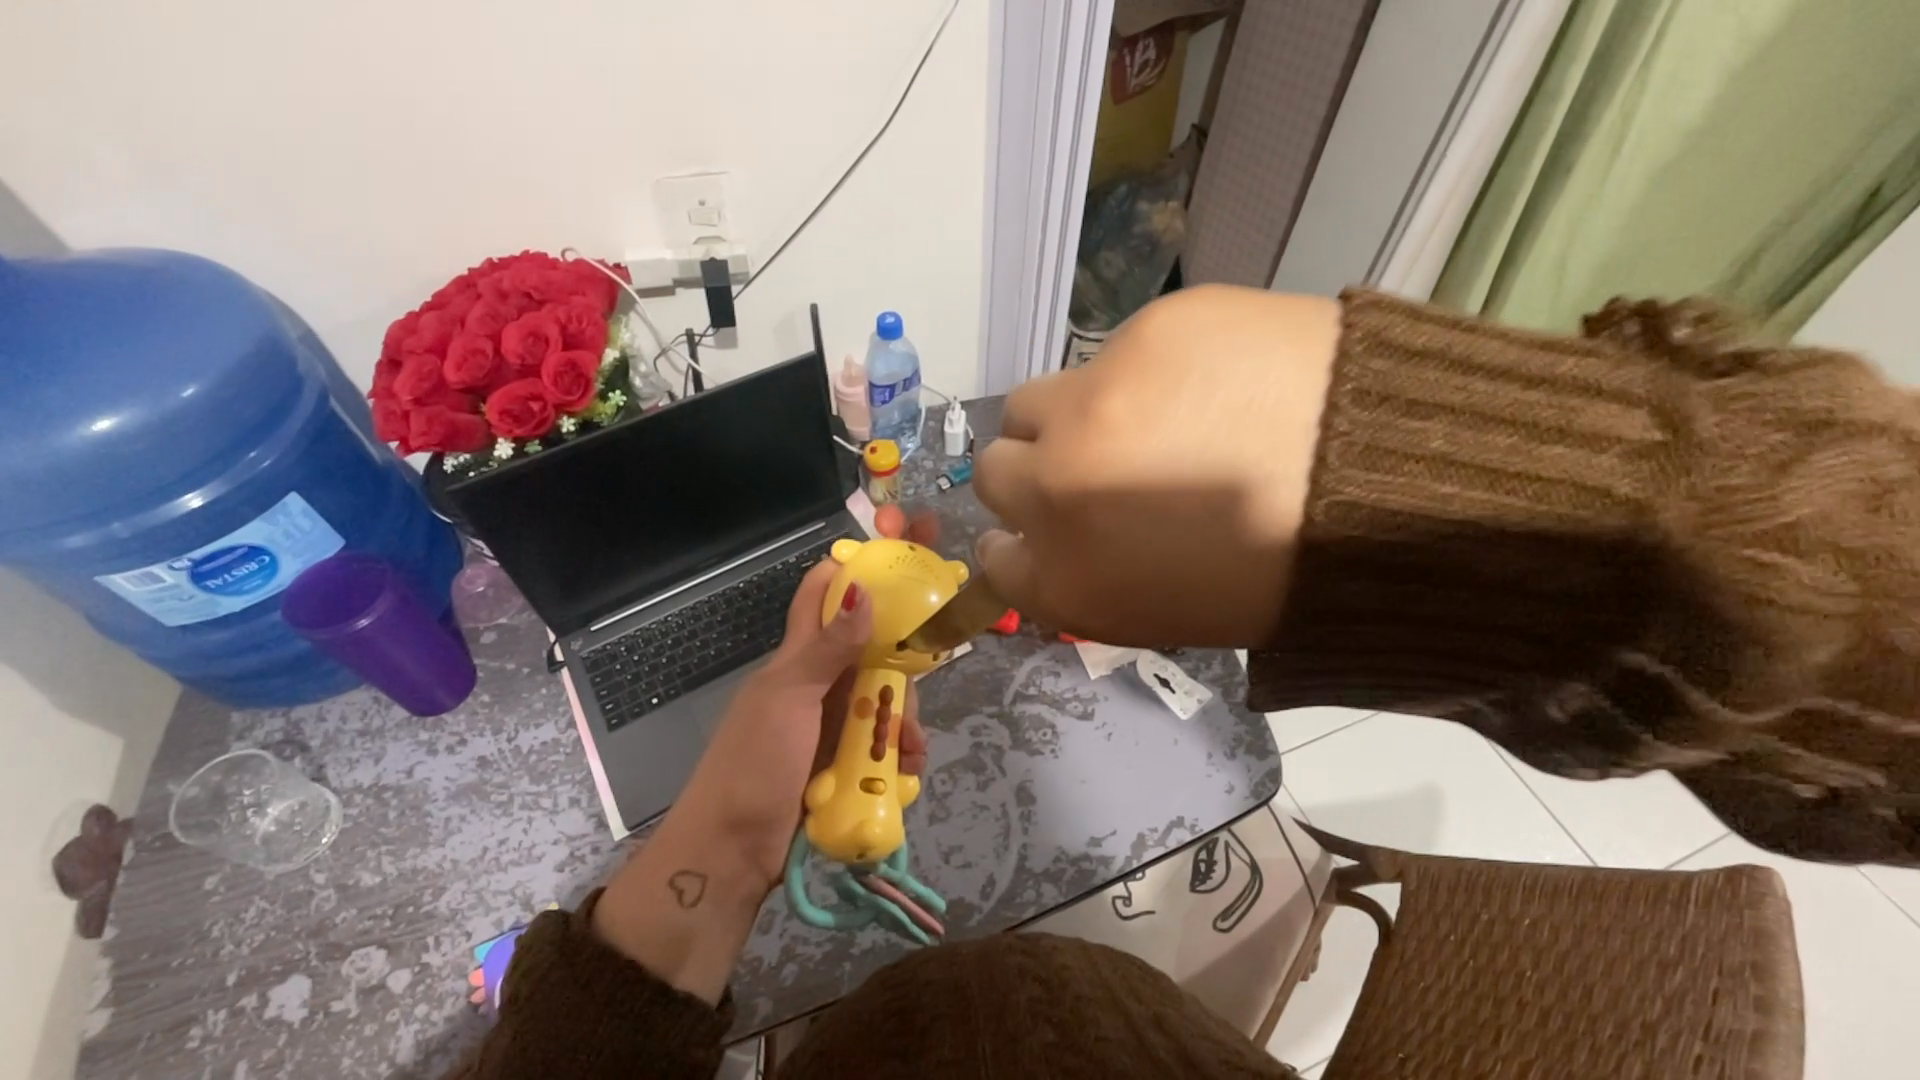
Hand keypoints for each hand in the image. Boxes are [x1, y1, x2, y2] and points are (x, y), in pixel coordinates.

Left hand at [592, 560, 925, 1002]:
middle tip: (911, 698)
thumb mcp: (790, 700)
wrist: (730, 856)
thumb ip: (829, 649)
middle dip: (899, 674)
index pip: (821, 600)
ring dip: (901, 727)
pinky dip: (895, 760)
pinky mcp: (839, 768)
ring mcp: (827, 730)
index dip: (851, 574)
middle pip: (870, 657)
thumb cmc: (754, 766)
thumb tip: (862, 589)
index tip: (897, 563)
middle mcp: (816, 688)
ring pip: (880, 707)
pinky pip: (878, 751)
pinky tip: (907, 774)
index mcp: (796, 661)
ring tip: (911, 754)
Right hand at [973, 285, 1340, 646]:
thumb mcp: (1166, 612)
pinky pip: (1110, 356)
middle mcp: (1055, 491)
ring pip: (1032, 403)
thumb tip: (1064, 534)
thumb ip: (1091, 577)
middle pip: (993, 472)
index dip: (1020, 543)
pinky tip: (1210, 382)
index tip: (1050, 530)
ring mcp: (1091, 405)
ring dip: (1069, 417)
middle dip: (1034, 474)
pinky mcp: (1143, 334)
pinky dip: (1142, 374)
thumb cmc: (1286, 578)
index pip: (994, 561)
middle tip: (1097, 468)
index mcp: (1068, 581)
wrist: (1403, 486)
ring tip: (1144, 418)